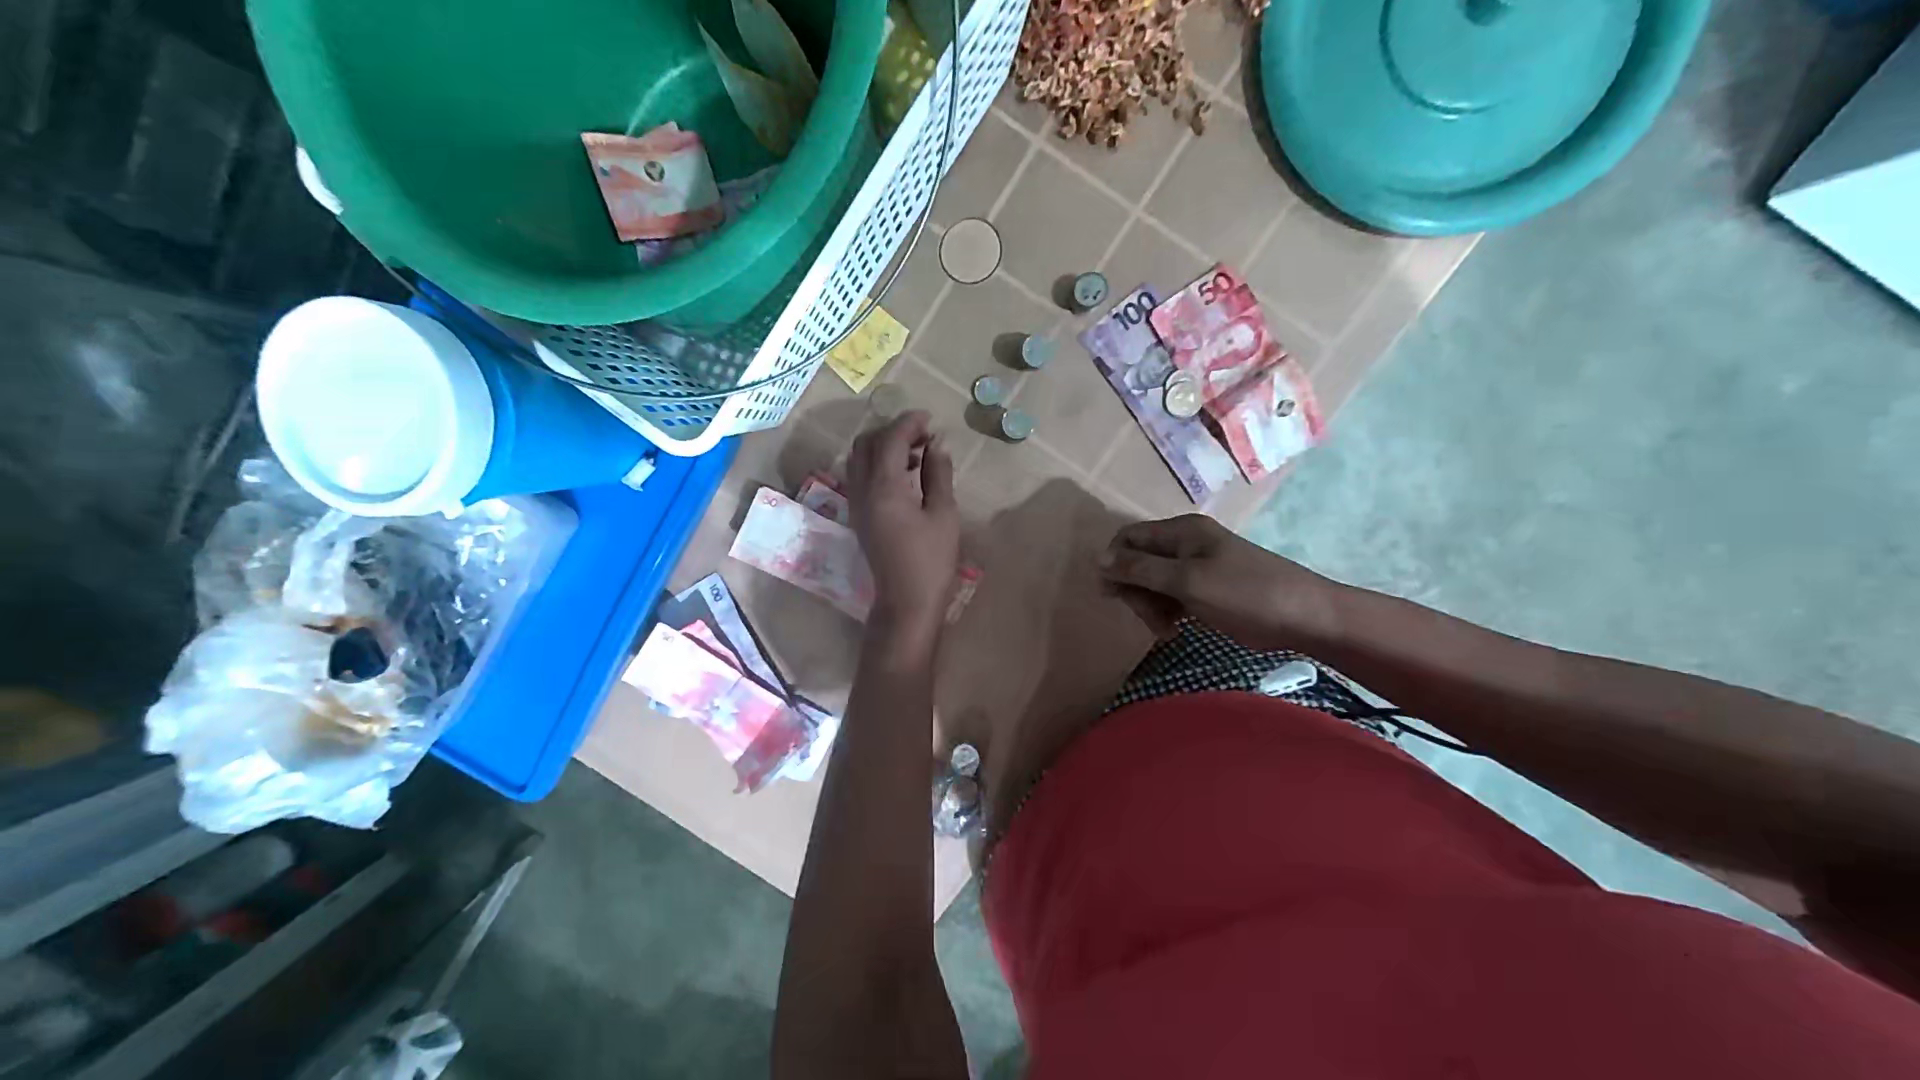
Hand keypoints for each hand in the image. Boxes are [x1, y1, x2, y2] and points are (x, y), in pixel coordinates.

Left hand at [846, 411, 960, 642]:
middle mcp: (862, 490)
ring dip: (883, 447)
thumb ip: (939, 474)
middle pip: (866, 443)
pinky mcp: (858, 516)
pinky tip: (905, 476)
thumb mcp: (944, 514)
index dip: (909, 423)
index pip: (890, 440)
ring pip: (859, 459)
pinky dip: (878, 464)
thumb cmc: (932, 561)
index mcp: (884, 488)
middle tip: (923, 436)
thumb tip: (937, 445)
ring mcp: (856, 504)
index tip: (930, 419)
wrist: (906, 603)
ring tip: (917, 455)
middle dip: (892, 431)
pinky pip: (860, 476)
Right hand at [1097, 514, 1345, 650]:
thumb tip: (1097, 559)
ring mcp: (1198, 567)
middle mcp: (1186, 543)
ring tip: (1165, 630)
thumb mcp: (1188, 581)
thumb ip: (1140, 569)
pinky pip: (1172, 595)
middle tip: (1149, 618)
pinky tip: (1175, 630)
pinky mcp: (1207, 589)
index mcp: (1182, 531)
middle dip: (1135, 590)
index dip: (1114, 563)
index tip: (1113, 596)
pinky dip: (1167, 611)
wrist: (1306, 617)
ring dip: (1150, 605)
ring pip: (1153, 582)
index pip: (1129, 537)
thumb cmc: (1245, 594)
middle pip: (1138, 561)